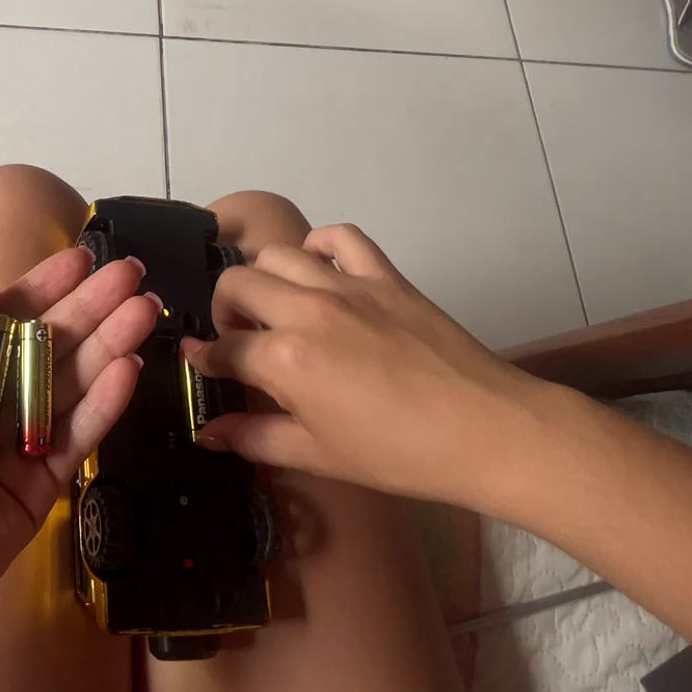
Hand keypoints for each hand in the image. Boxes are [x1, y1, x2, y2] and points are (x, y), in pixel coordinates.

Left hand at [0, 247, 159, 651]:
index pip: (6, 318)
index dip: (44, 286)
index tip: (83, 257)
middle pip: (48, 345)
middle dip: (90, 307)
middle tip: (133, 274)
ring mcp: (18, 442)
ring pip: (71, 385)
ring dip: (109, 345)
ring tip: (146, 310)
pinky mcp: (42, 486)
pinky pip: (77, 438)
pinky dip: (104, 405)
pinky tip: (130, 369)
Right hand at [186, 224, 556, 509]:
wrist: (489, 433)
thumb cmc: (399, 455)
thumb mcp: (318, 455)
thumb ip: (253, 438)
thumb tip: (206, 434)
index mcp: (284, 360)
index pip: (222, 348)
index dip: (205, 359)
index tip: (202, 363)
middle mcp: (306, 310)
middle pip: (235, 284)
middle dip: (223, 311)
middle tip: (241, 338)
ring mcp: (347, 286)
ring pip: (277, 254)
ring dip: (262, 278)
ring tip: (276, 306)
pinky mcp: (384, 275)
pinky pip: (340, 236)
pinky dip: (319, 245)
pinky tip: (319, 270)